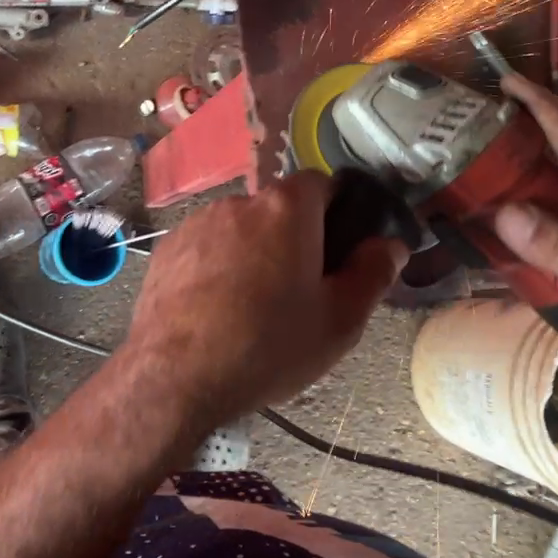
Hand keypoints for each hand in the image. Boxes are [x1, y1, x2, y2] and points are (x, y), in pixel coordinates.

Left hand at [123, 172, 404, 427]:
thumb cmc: (268, 346)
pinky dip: (215, 267)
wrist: (175, 376)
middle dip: (291, 238)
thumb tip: (390, 244)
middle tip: (299, 289)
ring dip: (250, 252)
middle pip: (276, 208)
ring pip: (238, 229)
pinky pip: (204, 248)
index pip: (319, 182)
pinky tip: (215, 310)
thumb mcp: (340, 321)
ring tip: (252, 307)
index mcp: (285, 208)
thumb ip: (372, 273)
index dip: (334, 210)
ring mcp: (196, 223)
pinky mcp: (166, 248)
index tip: (337, 248)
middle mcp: (237, 202)